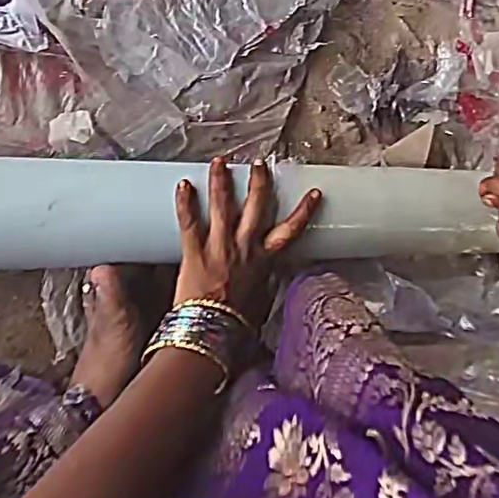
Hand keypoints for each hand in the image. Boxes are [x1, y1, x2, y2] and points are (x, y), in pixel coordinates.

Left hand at [175, 158, 320, 323]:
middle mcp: (244, 247)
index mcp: (264, 260)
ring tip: (220, 162)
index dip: (304, 210)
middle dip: (259, 182)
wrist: (209, 336)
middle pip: (256, 206)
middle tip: (258, 163)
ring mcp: (219, 248)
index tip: (314, 193)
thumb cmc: (236, 326)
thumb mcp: (262, 302)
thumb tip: (270, 281)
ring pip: (223, 206)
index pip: (291, 229)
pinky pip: (189, 223)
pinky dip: (186, 203)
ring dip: (221, 181)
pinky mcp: (194, 253)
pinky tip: (183, 184)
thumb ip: (265, 284)